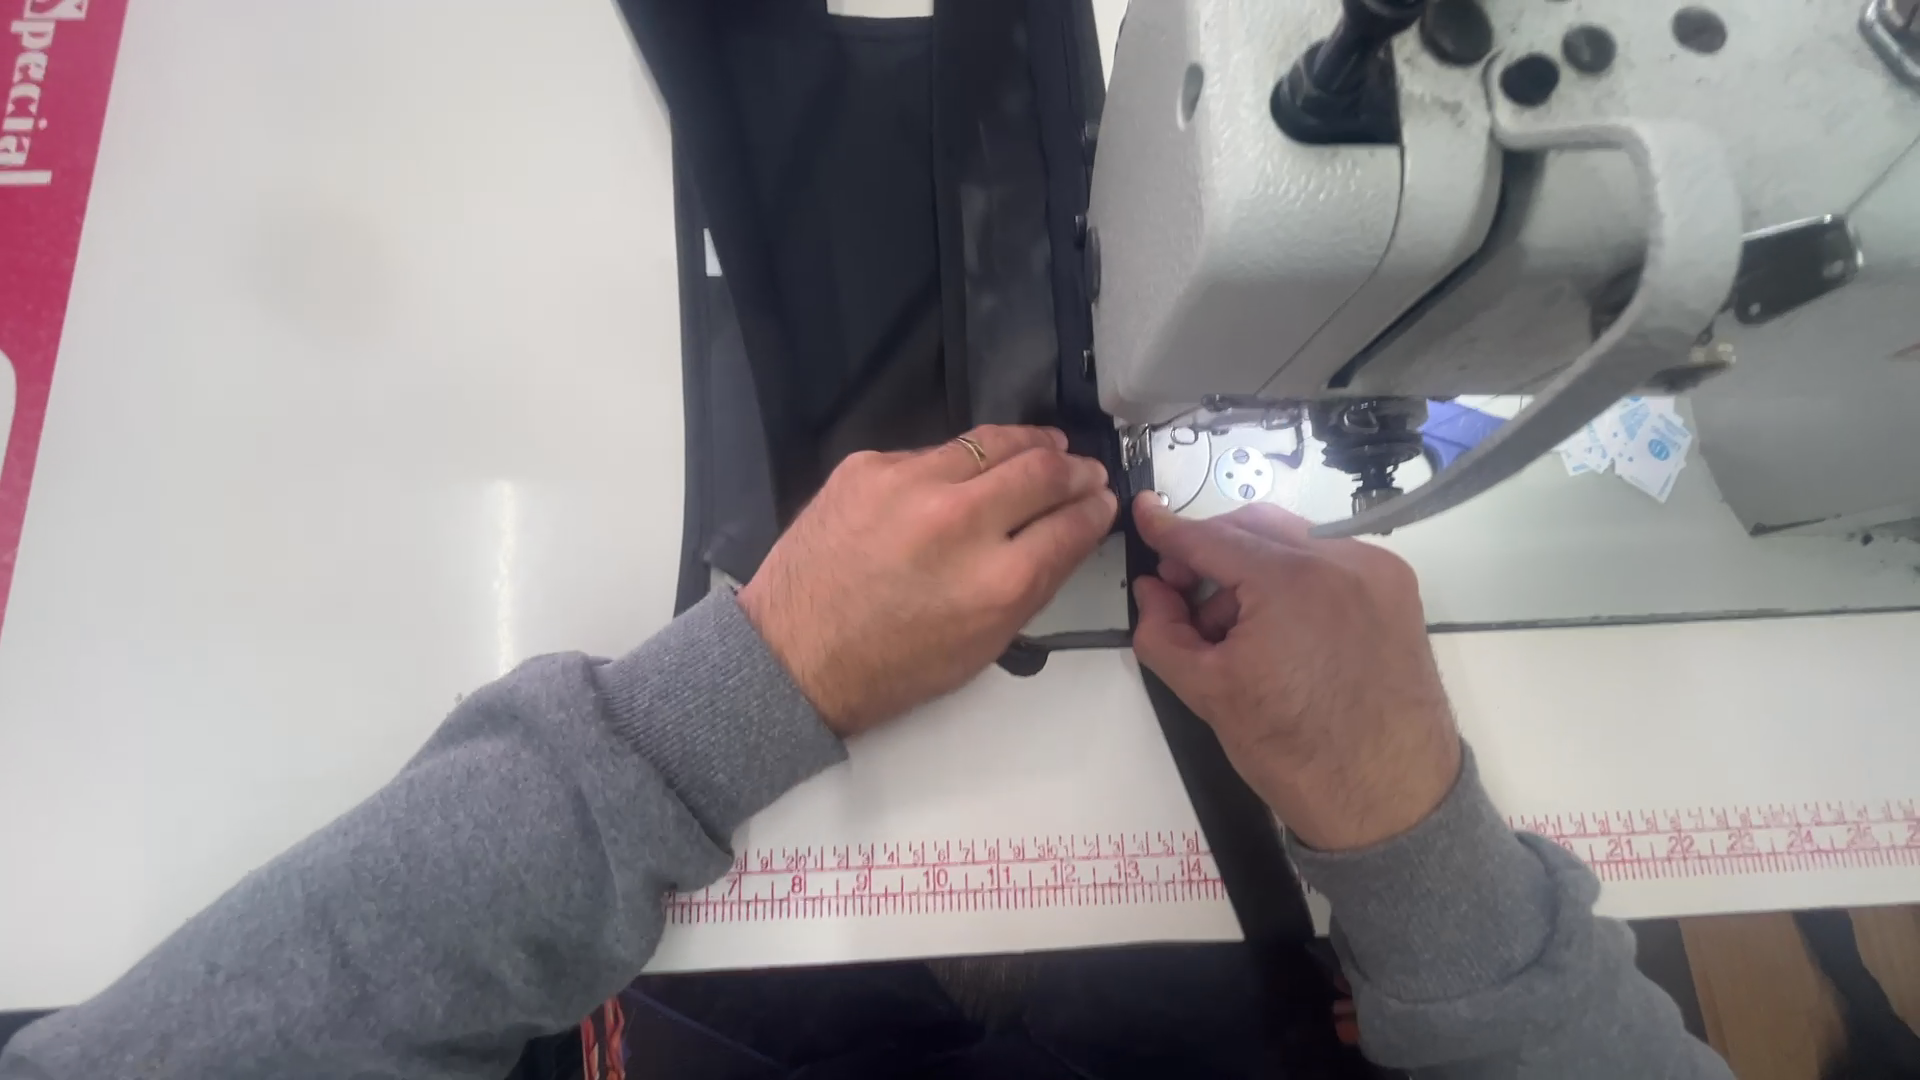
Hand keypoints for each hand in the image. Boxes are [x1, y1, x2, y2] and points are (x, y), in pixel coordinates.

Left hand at [738, 426, 1117, 736]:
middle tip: (1084, 470)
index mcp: (996, 582)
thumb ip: (1033, 584)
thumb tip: (1066, 533)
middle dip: (1074, 468)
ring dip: (1028, 444)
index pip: (1071, 524)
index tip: (1101, 501)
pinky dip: (960, 463)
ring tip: (1046, 446)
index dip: (1096, 508)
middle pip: (1041, 471)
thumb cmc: (892, 667)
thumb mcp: (981, 645)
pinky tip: (965, 474)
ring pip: (991, 442)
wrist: (792, 655)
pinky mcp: (868, 465)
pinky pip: (933, 453)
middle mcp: (959, 522)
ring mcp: (909, 484)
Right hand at [1129, 494, 1460, 851]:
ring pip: (1290, 542)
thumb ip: (1161, 629)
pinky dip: (1289, 580)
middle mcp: (1343, 559)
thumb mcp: (1205, 689)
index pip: (1213, 538)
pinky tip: (1276, 629)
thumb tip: (1150, 590)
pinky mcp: (1396, 591)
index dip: (1168, 527)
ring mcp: (1377, 572)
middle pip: (1253, 527)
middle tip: (1178, 592)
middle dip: (1208, 552)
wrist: (1389, 803)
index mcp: (1293, 581)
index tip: (1143, 512)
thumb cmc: (1292, 750)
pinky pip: (1325, 563)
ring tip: (1232, 629)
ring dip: (1248, 569)